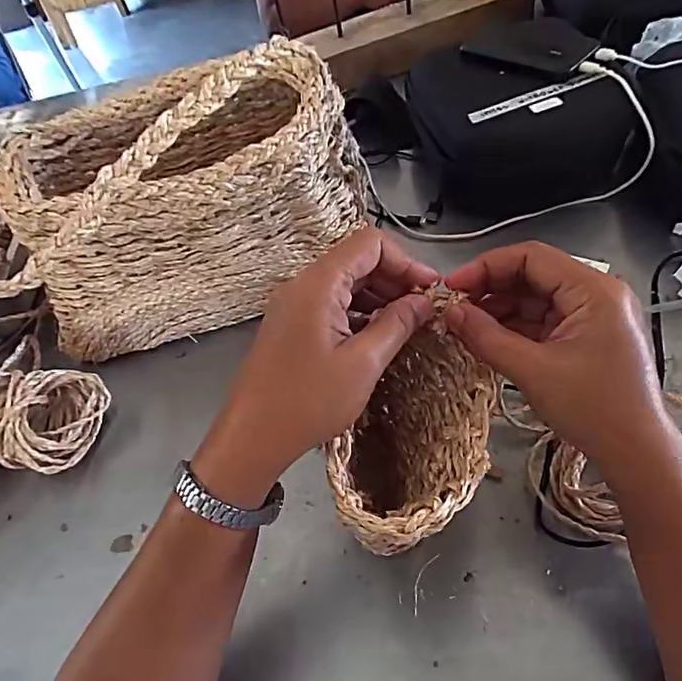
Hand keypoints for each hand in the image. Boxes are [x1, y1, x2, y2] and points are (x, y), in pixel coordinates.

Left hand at [192, 228, 438, 505]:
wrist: (253, 436)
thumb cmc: (304, 404)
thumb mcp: (363, 364)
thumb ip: (397, 324)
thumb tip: (422, 303)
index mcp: (317, 286)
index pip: (369, 243)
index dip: (406, 261)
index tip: (428, 289)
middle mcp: (301, 286)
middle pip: (357, 260)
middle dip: (395, 279)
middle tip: (424, 309)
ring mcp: (293, 306)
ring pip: (345, 284)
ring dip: (379, 298)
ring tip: (407, 325)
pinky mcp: (291, 326)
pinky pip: (331, 305)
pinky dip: (359, 313)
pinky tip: (379, 337)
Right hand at [444, 242, 681, 479]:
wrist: (637, 452)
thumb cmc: (594, 410)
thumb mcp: (532, 371)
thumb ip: (486, 336)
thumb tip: (451, 312)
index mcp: (594, 290)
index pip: (530, 257)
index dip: (486, 267)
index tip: (453, 287)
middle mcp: (598, 294)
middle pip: (533, 275)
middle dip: (490, 290)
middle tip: (454, 309)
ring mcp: (594, 316)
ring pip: (536, 300)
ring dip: (499, 311)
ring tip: (465, 327)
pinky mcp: (587, 338)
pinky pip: (544, 322)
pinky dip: (515, 329)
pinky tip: (488, 339)